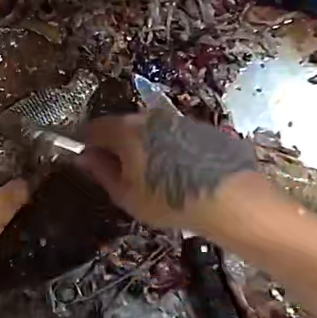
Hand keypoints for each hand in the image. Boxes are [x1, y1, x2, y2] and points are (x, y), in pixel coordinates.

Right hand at [78, 109, 263, 233]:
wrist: (230, 198)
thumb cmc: (169, 200)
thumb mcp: (127, 195)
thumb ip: (102, 172)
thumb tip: (86, 157)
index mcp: (126, 130)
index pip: (94, 128)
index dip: (86, 143)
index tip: (87, 158)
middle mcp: (152, 117)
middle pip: (125, 126)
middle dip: (118, 144)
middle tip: (121, 172)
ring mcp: (182, 120)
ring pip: (154, 130)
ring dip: (148, 146)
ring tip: (155, 176)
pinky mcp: (206, 129)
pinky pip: (180, 136)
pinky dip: (174, 149)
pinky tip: (183, 173)